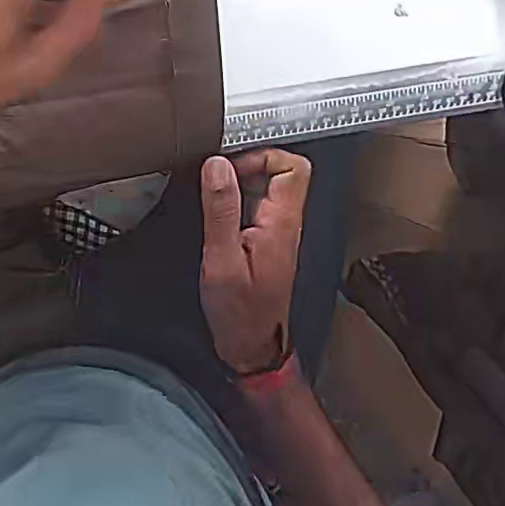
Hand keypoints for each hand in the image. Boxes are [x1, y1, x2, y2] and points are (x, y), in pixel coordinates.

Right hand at [200, 149, 310, 374]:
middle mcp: (285, 223)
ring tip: (210, 191)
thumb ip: (221, 210)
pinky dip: (235, 198)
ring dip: (239, 180)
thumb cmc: (239, 313)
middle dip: (246, 164)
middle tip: (215, 176)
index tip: (230, 167)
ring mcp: (277, 232)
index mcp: (282, 224)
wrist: (251, 349)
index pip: (294, 167)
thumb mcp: (222, 260)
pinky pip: (255, 204)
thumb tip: (217, 165)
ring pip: (267, 187)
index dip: (262, 156)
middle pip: (280, 172)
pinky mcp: (265, 241)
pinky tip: (214, 210)